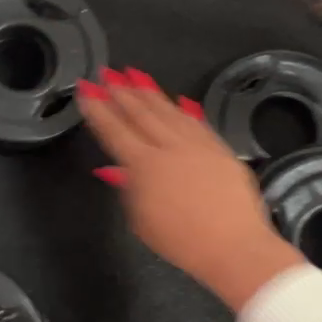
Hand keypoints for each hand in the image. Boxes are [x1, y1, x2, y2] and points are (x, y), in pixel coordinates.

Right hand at [78, 67, 303, 311]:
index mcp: (144, 165)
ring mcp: (197, 145)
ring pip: (169, 111)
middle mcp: (169, 148)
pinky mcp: (220, 149)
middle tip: (108, 76)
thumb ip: (129, 189)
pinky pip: (196, 121)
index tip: (88, 92)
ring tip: (135, 78)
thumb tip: (121, 169)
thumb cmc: (182, 241)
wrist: (233, 246)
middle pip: (141, 113)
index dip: (98, 110)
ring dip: (149, 93)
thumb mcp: (141, 220)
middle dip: (121, 92)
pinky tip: (176, 100)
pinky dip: (183, 109)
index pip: (115, 131)